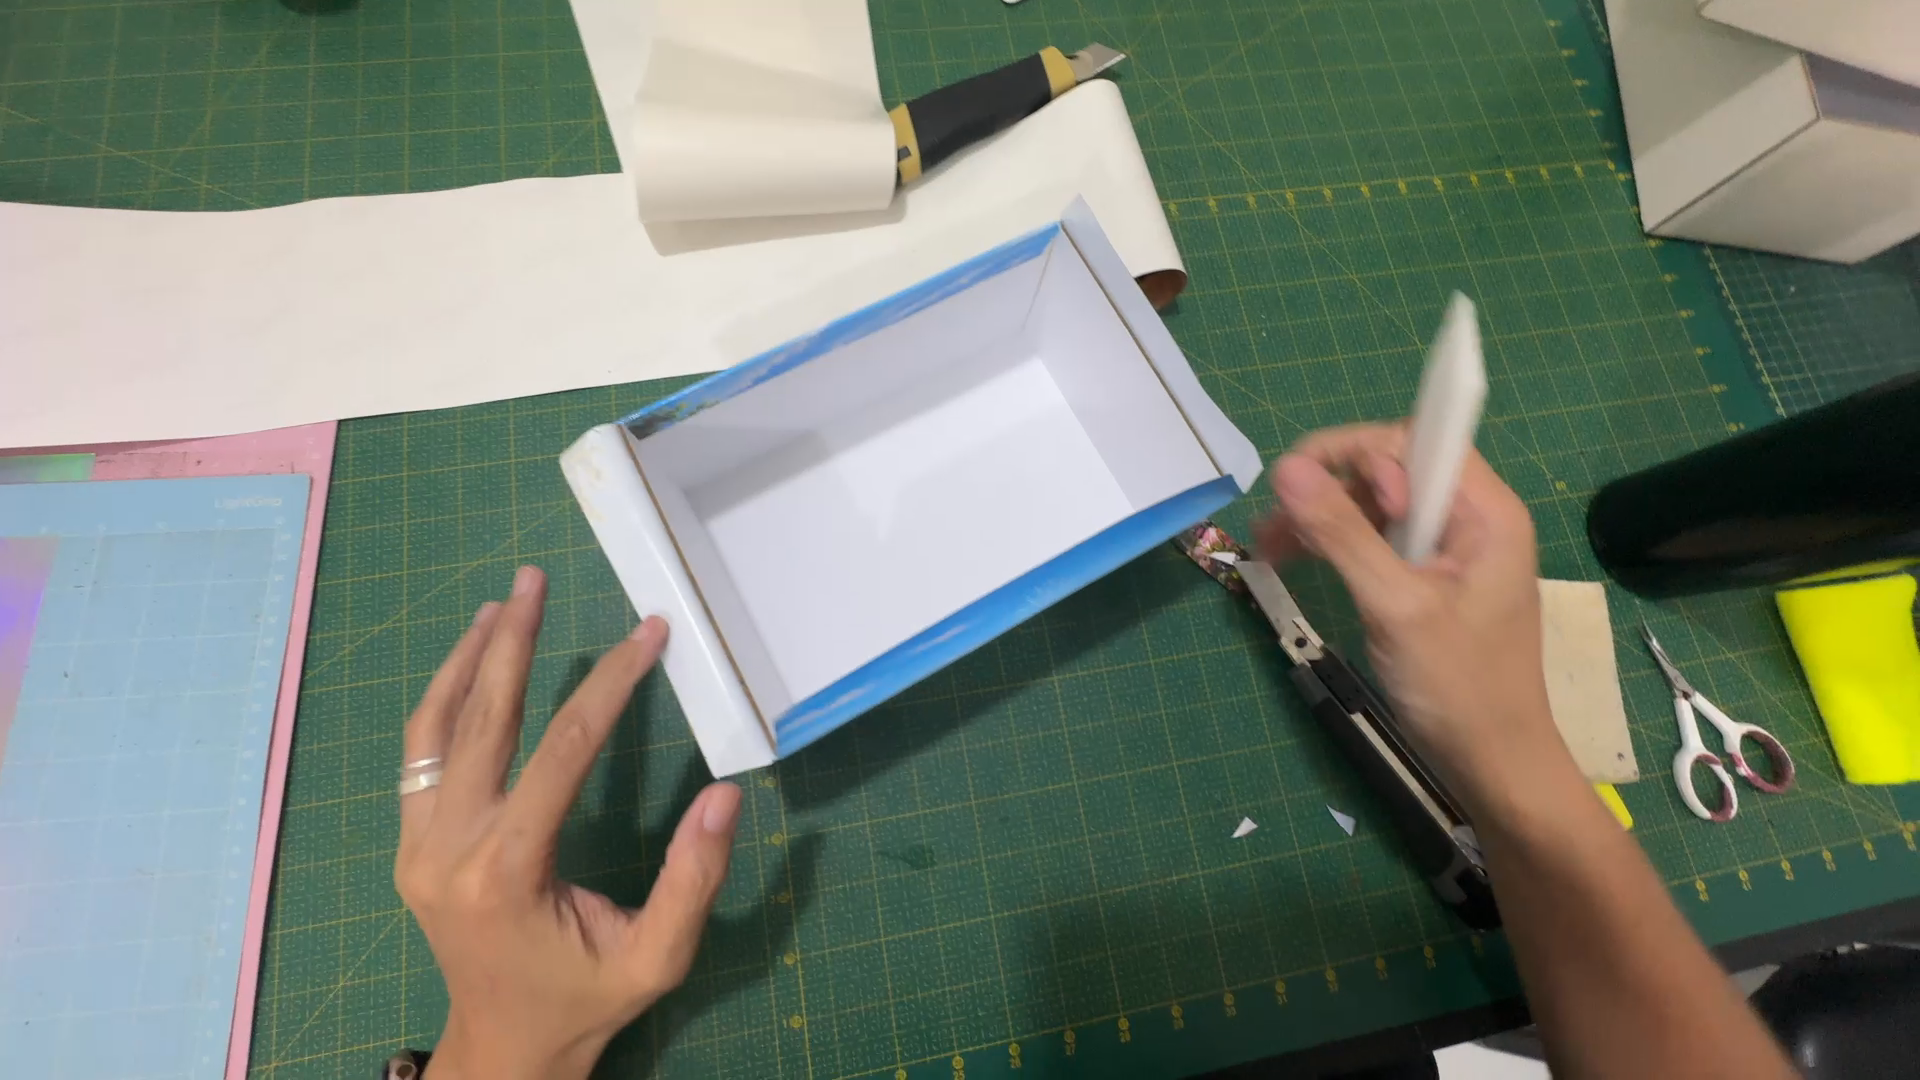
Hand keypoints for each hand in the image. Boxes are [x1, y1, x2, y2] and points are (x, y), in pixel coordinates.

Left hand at [393, 565, 741, 1079]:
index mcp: (509, 871)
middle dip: (514, 642)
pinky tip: (474, 662)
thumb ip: (695, 877)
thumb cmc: (586, 1000)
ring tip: (501, 603)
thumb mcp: (659, 955)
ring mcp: (420, 845)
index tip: (648, 633)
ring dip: (469, 659)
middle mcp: (449, 849)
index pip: (562, 750)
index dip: (610, 684)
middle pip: (482, 720)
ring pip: (434, 729)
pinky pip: (423, 754)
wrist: (501, 1050)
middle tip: (535, 579)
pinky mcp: (415, 845)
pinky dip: (447, 696)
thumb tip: (726, 793)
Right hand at [1256, 424, 1566, 793]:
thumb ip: (1341, 533)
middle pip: (1387, 469)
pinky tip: (1289, 560)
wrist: (1490, 763)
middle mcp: (1465, 519)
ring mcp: (1442, 550)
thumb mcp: (1394, 604)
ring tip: (1268, 546)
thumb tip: (1286, 469)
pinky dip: (1328, 544)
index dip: (1356, 453)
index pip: (1414, 441)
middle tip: (1275, 525)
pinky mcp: (1420, 577)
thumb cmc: (1457, 685)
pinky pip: (1369, 539)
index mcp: (1483, 512)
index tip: (1310, 492)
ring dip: (1317, 518)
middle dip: (1326, 488)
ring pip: (1370, 504)